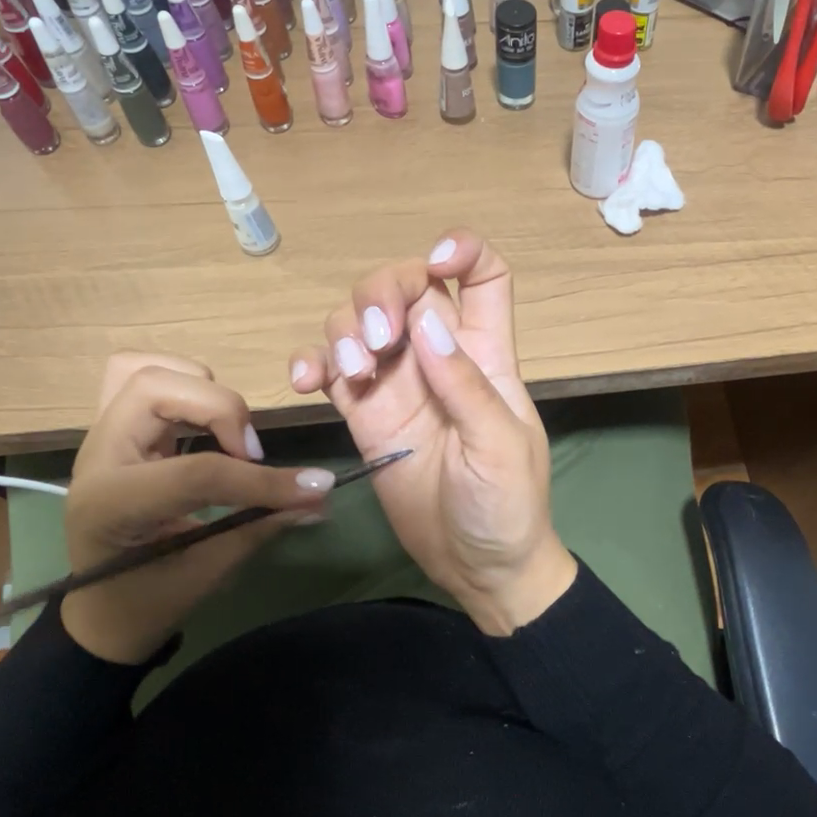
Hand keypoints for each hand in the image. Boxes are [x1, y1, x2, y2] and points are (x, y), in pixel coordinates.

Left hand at [61, 353, 334, 662]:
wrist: (102, 611)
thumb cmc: (149, 600)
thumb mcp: (208, 572)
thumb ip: (261, 525)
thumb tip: (320, 496)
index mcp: (111, 506)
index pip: (195, 472)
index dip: (262, 479)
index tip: (314, 487)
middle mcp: (99, 457)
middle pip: (156, 387)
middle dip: (221, 410)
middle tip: (249, 456)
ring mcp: (104, 437)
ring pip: (149, 371)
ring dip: (204, 392)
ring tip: (229, 438)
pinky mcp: (120, 429)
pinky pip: (148, 380)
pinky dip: (189, 388)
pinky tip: (211, 424)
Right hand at [290, 234, 576, 634]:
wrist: (479, 566)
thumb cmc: (508, 504)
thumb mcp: (499, 444)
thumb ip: (464, 384)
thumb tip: (425, 322)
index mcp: (485, 354)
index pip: (482, 277)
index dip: (463, 251)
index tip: (436, 259)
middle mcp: (438, 357)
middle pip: (405, 287)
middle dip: (382, 293)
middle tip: (378, 342)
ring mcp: (397, 383)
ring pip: (359, 321)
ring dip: (345, 331)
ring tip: (353, 376)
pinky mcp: (364, 415)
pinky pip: (331, 369)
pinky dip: (311, 362)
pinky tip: (309, 383)